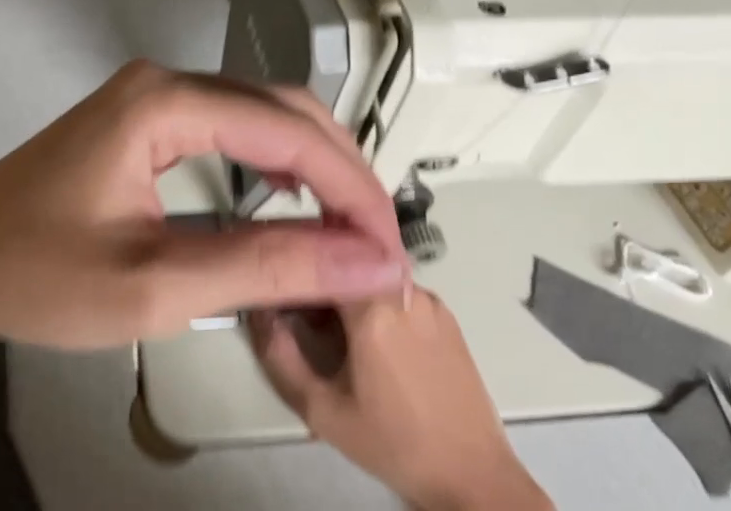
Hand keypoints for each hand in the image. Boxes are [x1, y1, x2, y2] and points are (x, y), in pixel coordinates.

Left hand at [0, 61, 408, 348]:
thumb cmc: (36, 277)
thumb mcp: (157, 285)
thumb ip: (267, 267)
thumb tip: (365, 262)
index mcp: (162, 104)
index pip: (288, 130)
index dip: (351, 188)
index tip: (389, 248)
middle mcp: (159, 83)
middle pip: (280, 109)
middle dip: (339, 172)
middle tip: (377, 244)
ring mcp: (146, 97)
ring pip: (257, 114)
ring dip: (310, 167)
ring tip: (348, 230)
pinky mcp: (138, 121)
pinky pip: (225, 128)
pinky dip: (268, 165)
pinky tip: (290, 202)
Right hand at [253, 291, 552, 510]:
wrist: (473, 476)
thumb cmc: (394, 442)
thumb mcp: (321, 409)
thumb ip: (279, 355)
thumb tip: (257, 311)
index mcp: (374, 306)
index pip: (322, 254)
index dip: (295, 263)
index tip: (277, 282)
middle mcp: (405, 290)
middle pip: (348, 261)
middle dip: (319, 278)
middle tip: (298, 310)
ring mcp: (430, 301)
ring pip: (372, 274)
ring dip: (346, 290)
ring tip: (330, 330)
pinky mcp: (446, 317)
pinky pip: (397, 291)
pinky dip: (373, 301)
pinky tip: (366, 340)